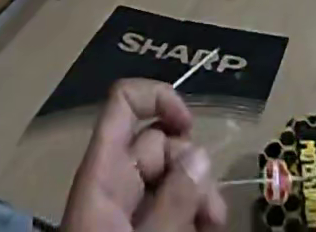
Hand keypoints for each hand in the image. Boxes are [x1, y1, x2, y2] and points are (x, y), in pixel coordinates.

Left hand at [62, 79, 228, 231]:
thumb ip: (172, 201)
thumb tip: (199, 153)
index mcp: (100, 172)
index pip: (122, 102)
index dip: (157, 98)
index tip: (190, 124)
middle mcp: (111, 182)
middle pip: (156, 143)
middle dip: (192, 164)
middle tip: (215, 209)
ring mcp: (122, 209)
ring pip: (168, 176)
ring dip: (197, 193)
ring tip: (215, 224)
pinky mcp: (134, 229)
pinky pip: (166, 206)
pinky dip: (188, 214)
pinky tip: (205, 230)